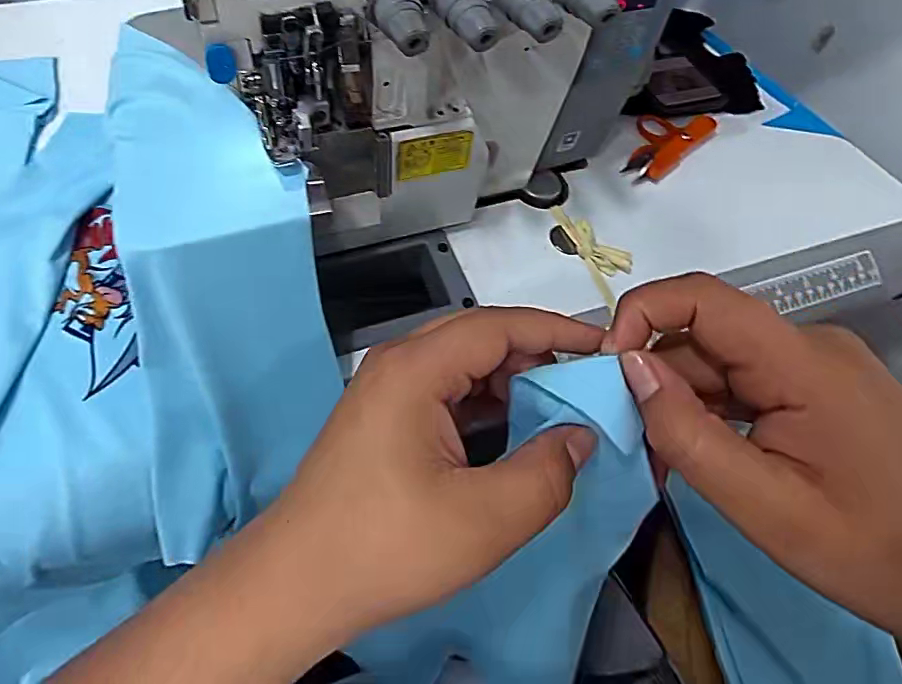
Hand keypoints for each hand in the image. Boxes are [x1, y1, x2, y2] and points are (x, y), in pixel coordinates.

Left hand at [254, 308, 606, 638]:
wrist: (300, 577)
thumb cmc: (386, 545)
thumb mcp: (484, 519)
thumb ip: (546, 473)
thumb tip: (580, 437)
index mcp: (414, 367)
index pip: (496, 325)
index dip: (552, 329)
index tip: (601, 347)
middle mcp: (397, 361)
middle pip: (476, 334)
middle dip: (534, 351)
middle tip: (583, 381)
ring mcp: (385, 385)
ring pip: (459, 359)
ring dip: (508, 376)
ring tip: (556, 405)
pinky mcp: (383, 411)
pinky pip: (443, 385)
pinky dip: (482, 398)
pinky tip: (511, 425)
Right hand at [604, 275, 901, 683]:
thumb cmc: (878, 555)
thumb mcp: (767, 509)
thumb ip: (687, 433)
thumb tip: (627, 364)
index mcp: (806, 362)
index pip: (703, 297)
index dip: (641, 312)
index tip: (609, 365)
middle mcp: (811, 344)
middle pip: (704, 334)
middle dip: (656, 376)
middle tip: (635, 435)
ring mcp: (818, 363)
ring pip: (718, 359)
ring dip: (683, 398)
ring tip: (670, 459)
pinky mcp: (818, 384)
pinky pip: (743, 378)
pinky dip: (712, 408)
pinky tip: (708, 451)